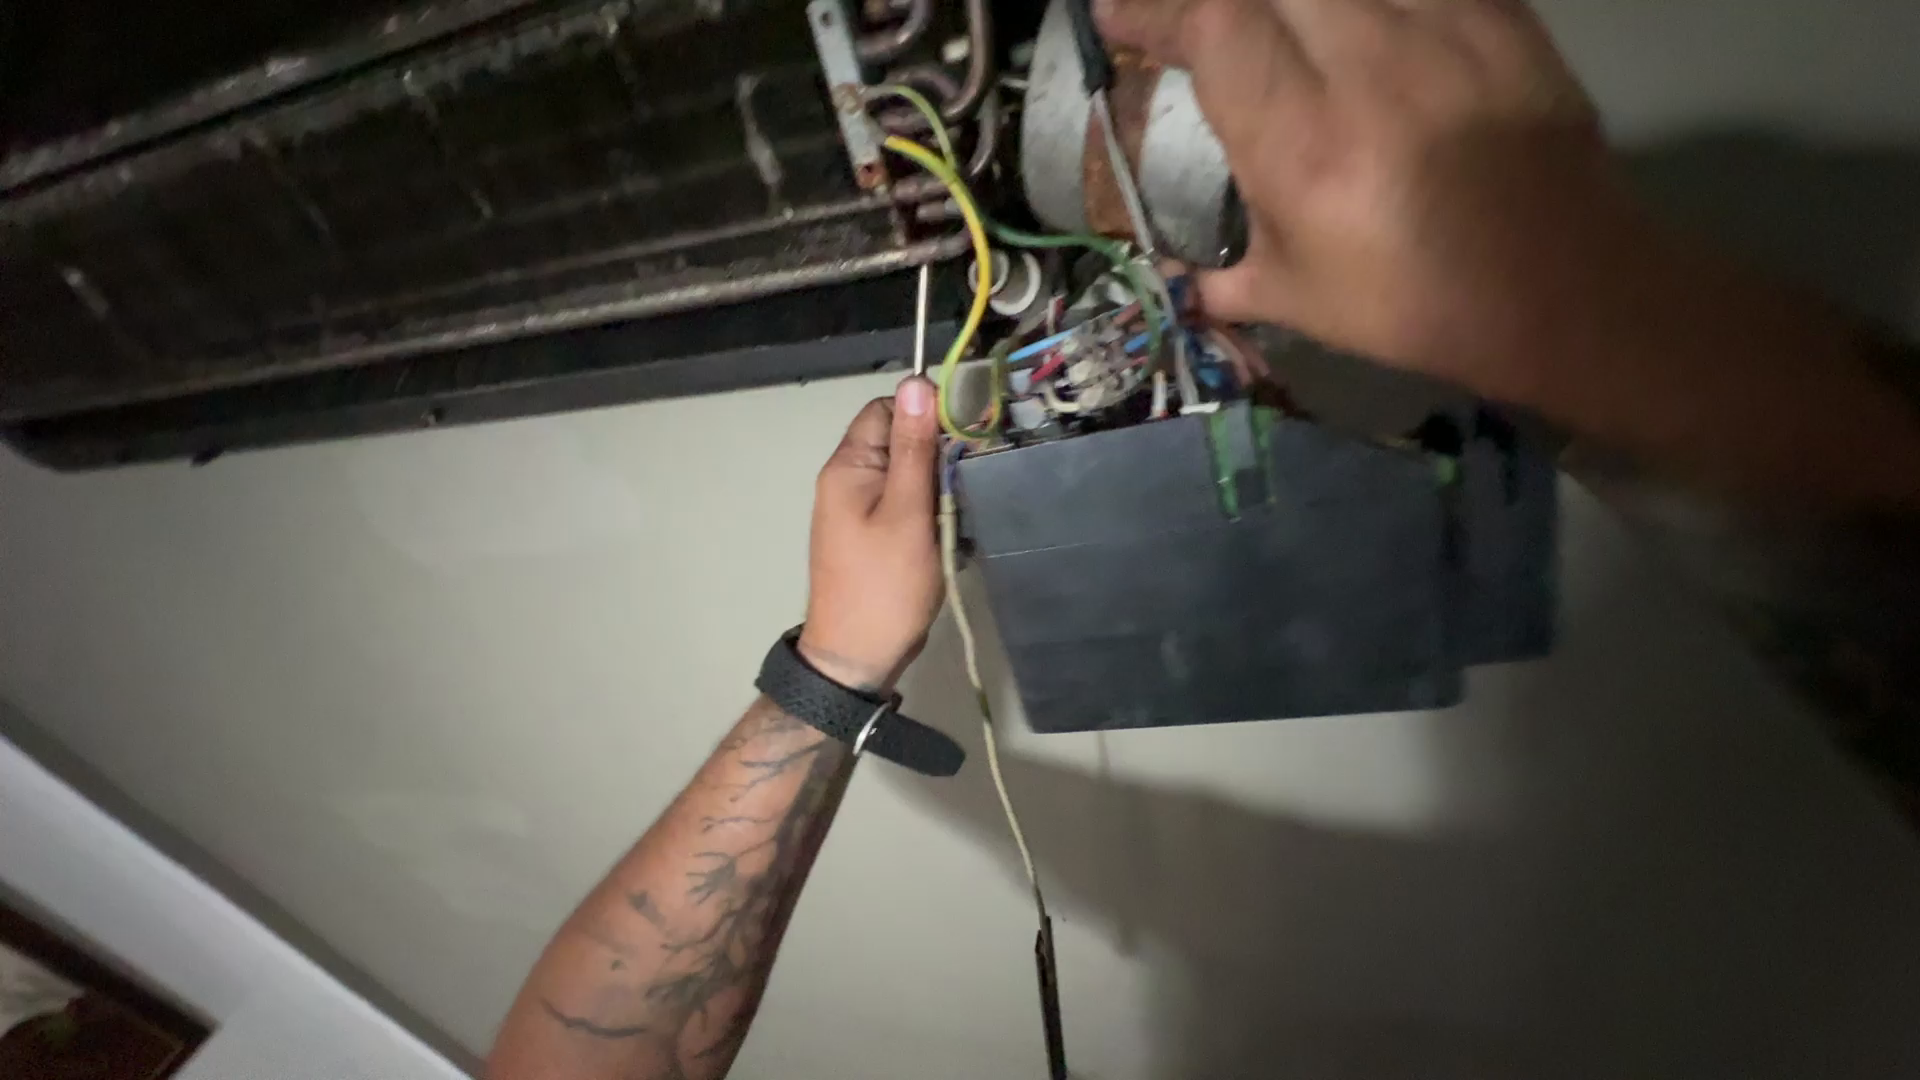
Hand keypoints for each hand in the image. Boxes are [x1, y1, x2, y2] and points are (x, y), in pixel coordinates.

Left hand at [798, 378, 943, 691]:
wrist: (858, 657)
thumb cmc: (885, 585)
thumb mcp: (907, 512)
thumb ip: (914, 448)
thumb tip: (916, 382)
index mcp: (848, 466)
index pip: (887, 410)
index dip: (925, 414)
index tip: (963, 439)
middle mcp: (849, 480)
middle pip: (901, 442)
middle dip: (938, 458)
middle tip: (966, 486)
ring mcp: (860, 510)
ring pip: (910, 476)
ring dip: (939, 490)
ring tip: (958, 517)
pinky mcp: (875, 534)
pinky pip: (907, 506)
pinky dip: (931, 515)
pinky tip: (948, 537)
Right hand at [1098, 0, 1655, 399]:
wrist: (1551, 285)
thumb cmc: (1405, 305)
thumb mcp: (1292, 301)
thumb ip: (1216, 283)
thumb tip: (1172, 285)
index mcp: (1302, 144)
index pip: (1216, 27)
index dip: (1154, 10)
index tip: (1113, 15)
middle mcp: (1366, 63)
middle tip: (1190, 23)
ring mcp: (1439, 24)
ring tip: (1266, 27)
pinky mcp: (1495, 9)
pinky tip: (1344, 23)